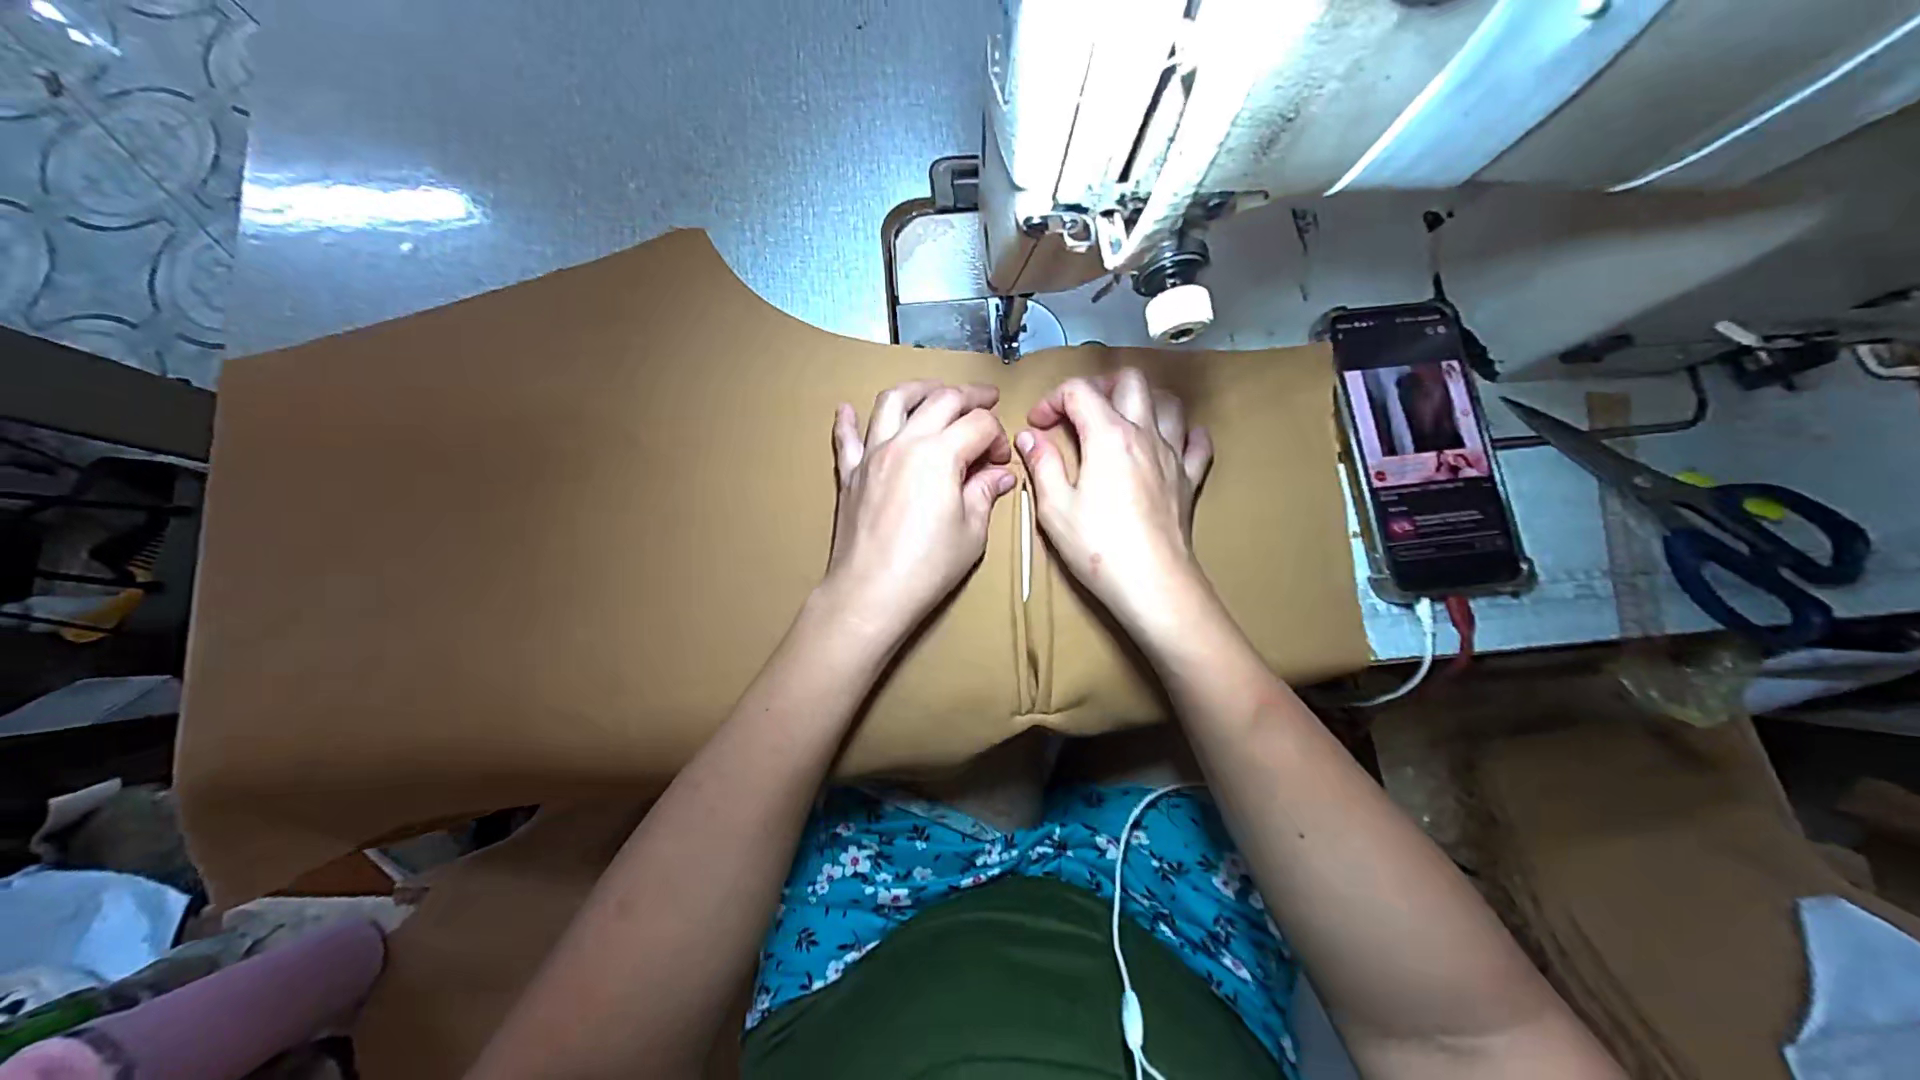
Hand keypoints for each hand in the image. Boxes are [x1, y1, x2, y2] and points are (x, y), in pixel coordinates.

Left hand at [819, 380, 1015, 646]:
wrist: (871, 592)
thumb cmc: (927, 567)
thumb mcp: (971, 532)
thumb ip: (984, 493)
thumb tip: (1000, 476)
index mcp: (940, 454)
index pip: (978, 424)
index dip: (997, 436)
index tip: (1000, 460)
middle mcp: (905, 443)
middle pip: (941, 400)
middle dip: (969, 397)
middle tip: (986, 401)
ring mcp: (872, 455)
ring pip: (892, 402)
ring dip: (918, 389)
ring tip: (934, 391)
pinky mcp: (851, 474)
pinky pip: (846, 439)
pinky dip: (847, 421)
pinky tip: (847, 409)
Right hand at [1015, 369, 1212, 639]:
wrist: (1152, 582)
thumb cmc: (1099, 547)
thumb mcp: (1054, 507)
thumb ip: (1041, 464)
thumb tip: (1028, 438)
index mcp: (1108, 436)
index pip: (1079, 391)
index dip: (1052, 399)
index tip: (1038, 424)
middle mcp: (1144, 435)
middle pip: (1130, 381)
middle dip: (1100, 386)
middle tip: (1079, 409)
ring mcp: (1172, 456)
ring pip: (1168, 403)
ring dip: (1143, 400)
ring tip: (1121, 417)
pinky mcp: (1188, 480)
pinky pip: (1197, 443)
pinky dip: (1184, 432)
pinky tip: (1170, 440)